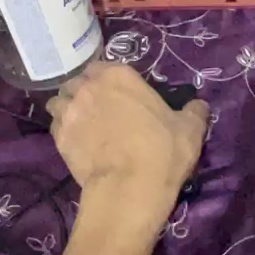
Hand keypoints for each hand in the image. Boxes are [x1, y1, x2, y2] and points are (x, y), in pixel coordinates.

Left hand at [45, 63, 207, 228]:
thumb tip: (199, 105)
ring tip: (82, 124)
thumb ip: (194, 111)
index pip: (104, 67)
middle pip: (79, 82)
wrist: (130, 188)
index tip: (118, 95)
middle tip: (100, 109)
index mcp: (119, 76)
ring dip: (69, 108)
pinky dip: (63, 130)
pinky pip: (55, 126)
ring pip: (60, 101)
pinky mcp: (58, 137)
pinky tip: (76, 142)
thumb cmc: (162, 151)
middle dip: (85, 91)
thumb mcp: (190, 129)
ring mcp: (70, 111)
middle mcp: (89, 87)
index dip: (109, 80)